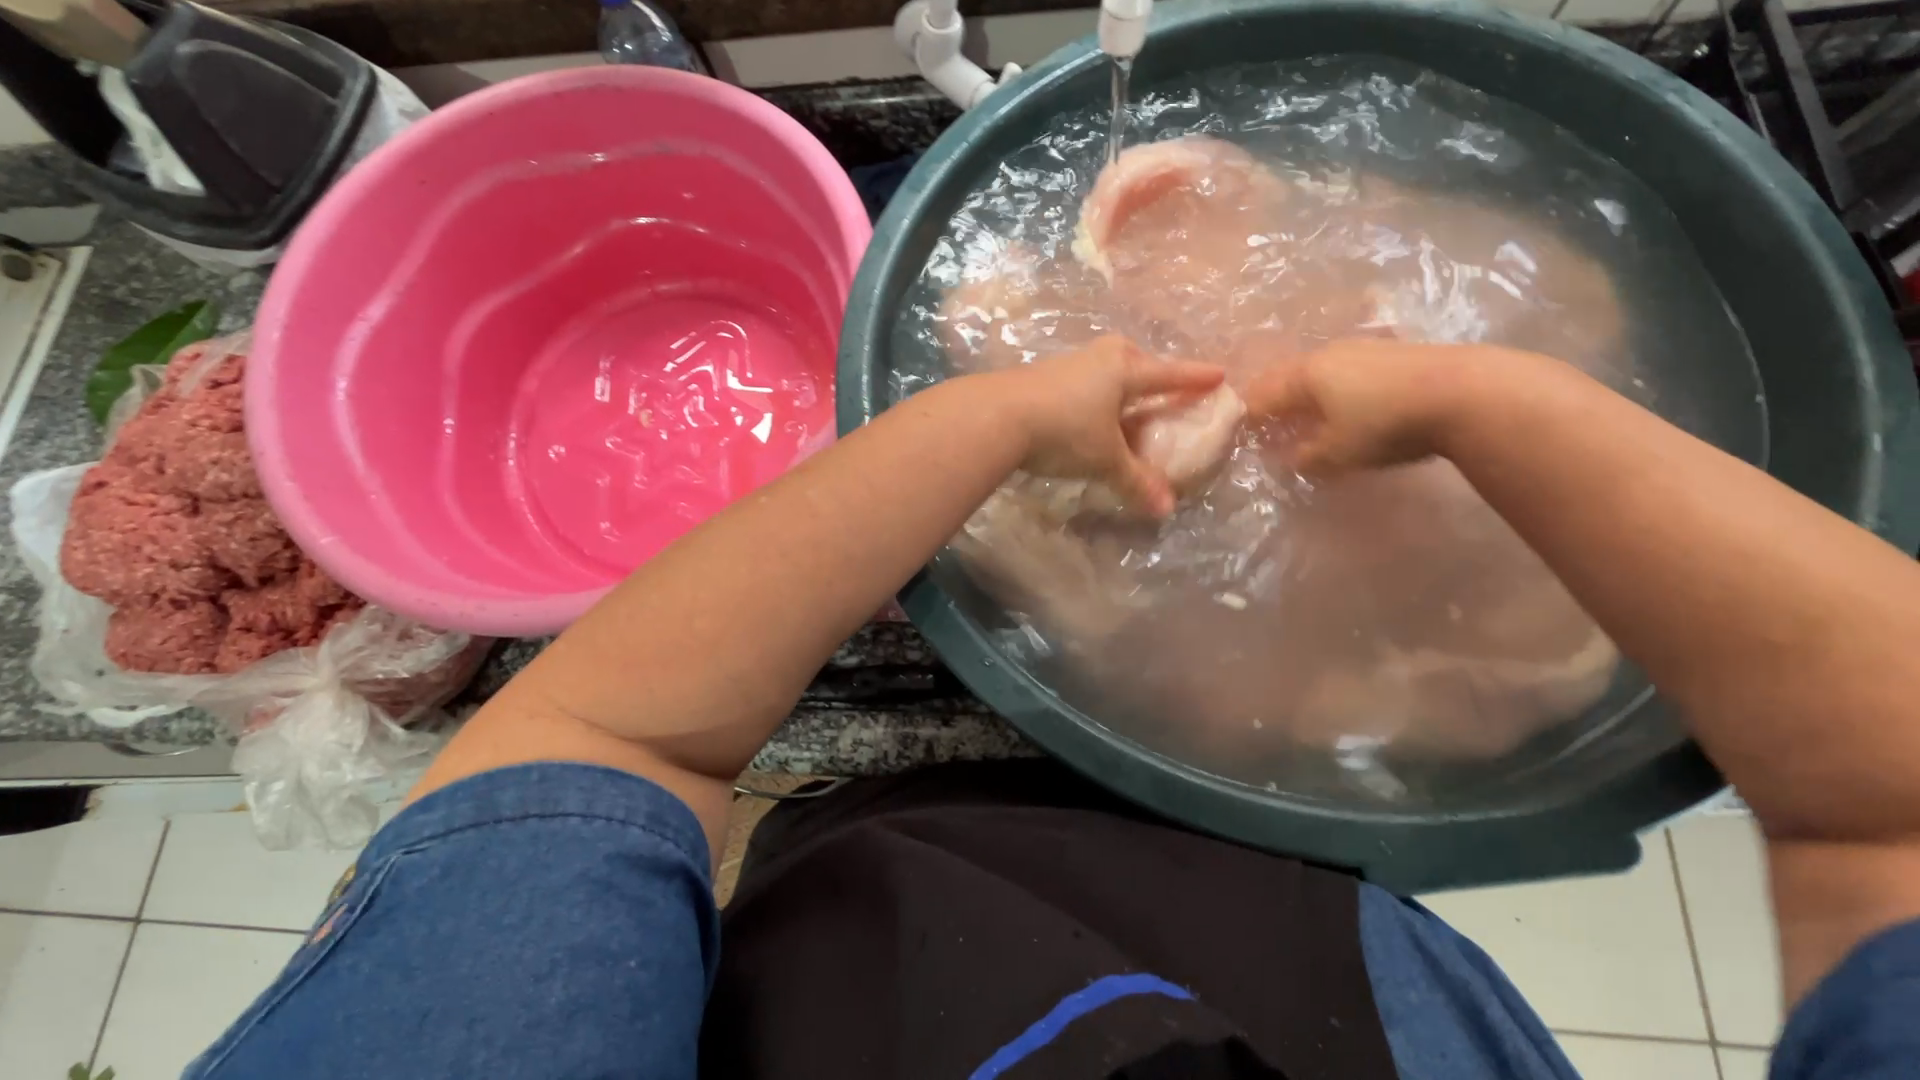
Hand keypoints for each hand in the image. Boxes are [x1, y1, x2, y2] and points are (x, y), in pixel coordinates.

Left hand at [989, 335, 1223, 516]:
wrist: (996, 417)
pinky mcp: (1038, 378)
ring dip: (1115, 383)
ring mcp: (1065, 365)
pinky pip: (1079, 382)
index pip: (1168, 374)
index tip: (1219, 374)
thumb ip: (1135, 480)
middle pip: (1132, 358)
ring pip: (1102, 369)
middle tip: (1159, 383)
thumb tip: (1166, 508)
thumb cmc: (1064, 430)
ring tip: (1122, 401)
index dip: (1194, 378)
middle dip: (1148, 369)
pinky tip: (1084, 411)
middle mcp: (1097, 359)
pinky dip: (1091, 396)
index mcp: (1123, 369)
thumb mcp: (1105, 459)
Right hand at [1244, 339, 1546, 473]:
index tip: (1243, 438)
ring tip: (1308, 420)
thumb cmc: (1385, 424)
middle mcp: (1328, 355)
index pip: (1260, 395)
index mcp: (1304, 375)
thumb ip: (1306, 457)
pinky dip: (1336, 392)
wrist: (1466, 392)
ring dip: (1307, 396)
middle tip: (1269, 427)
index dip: (1248, 418)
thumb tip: (1290, 457)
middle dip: (1274, 401)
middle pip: (1287, 377)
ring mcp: (1363, 350)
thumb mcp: (1337, 453)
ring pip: (1319, 373)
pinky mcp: (1394, 354)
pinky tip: (1348, 408)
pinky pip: (1347, 373)